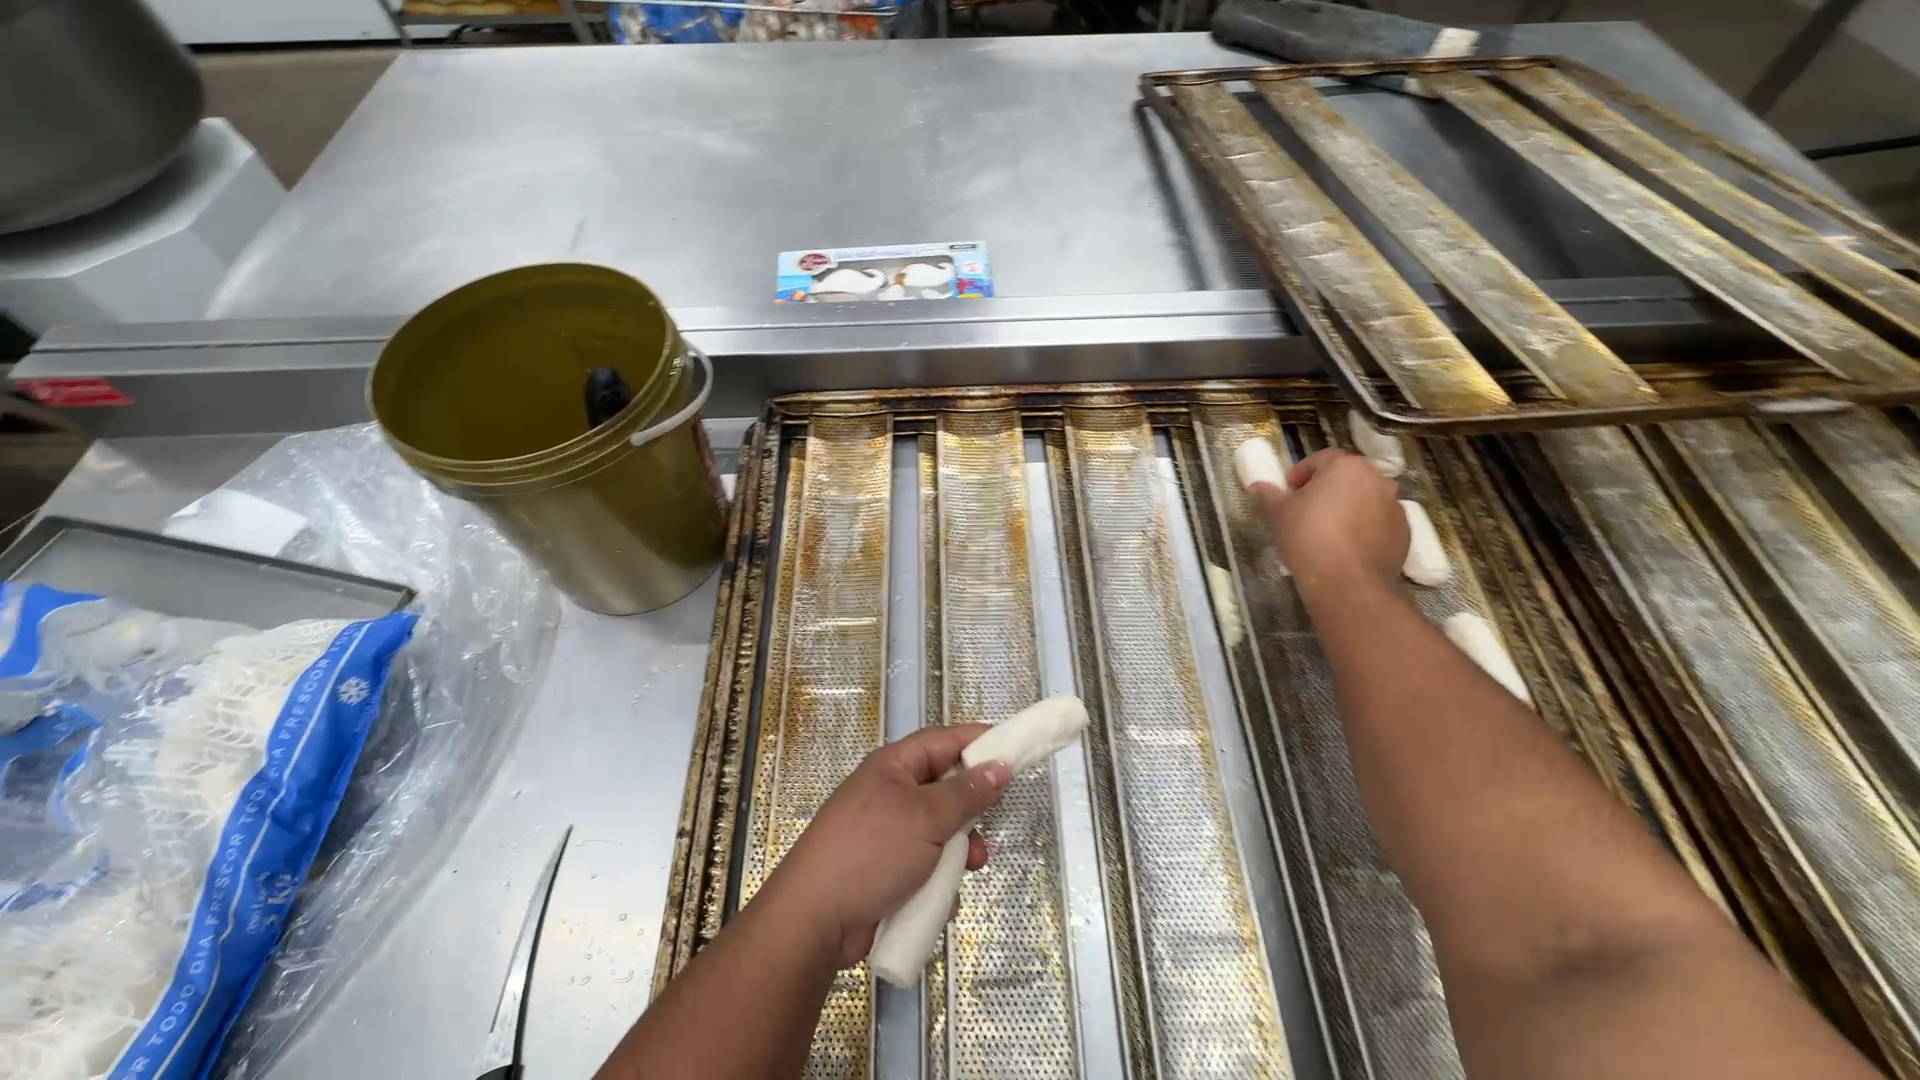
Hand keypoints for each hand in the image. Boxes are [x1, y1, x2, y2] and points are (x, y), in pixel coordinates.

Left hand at [755, 724, 1012, 969]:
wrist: (815, 919)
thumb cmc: (871, 853)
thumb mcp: (926, 817)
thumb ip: (968, 793)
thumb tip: (1000, 765)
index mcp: (893, 767)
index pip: (944, 740)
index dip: (980, 741)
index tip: (1016, 749)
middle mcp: (889, 794)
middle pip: (945, 788)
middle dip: (972, 809)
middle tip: (992, 821)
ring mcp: (887, 834)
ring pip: (940, 832)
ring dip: (959, 850)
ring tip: (970, 867)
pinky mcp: (886, 871)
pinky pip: (926, 865)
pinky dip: (938, 879)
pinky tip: (941, 897)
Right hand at [1252, 447, 1406, 592]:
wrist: (1347, 582)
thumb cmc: (1308, 538)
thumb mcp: (1279, 515)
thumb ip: (1269, 496)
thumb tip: (1257, 486)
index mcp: (1346, 466)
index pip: (1321, 459)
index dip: (1301, 473)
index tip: (1289, 492)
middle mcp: (1377, 479)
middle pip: (1348, 477)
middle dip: (1328, 489)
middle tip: (1308, 510)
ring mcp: (1395, 505)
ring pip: (1367, 499)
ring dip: (1350, 507)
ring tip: (1330, 531)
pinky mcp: (1404, 531)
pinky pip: (1380, 522)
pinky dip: (1366, 527)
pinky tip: (1349, 547)